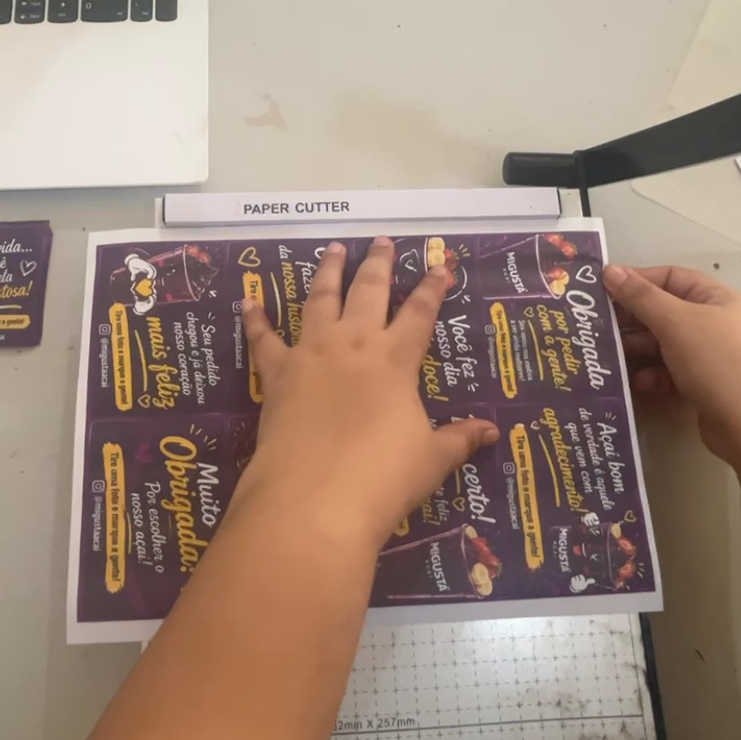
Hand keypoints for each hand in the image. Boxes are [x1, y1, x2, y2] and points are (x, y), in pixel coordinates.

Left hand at [235, 237, 498, 551]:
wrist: (314, 498)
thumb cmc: (381, 479)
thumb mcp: (431, 460)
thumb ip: (460, 439)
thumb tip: (493, 431)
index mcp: (395, 360)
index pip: (420, 313)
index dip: (432, 287)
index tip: (440, 265)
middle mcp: (353, 344)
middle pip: (368, 291)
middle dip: (379, 264)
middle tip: (382, 241)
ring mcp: (312, 354)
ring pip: (320, 299)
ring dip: (328, 271)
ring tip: (333, 248)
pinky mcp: (277, 373)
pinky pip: (263, 339)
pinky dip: (255, 319)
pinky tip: (248, 301)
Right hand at [603, 263, 740, 465]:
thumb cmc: (722, 364)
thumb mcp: (677, 322)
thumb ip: (641, 297)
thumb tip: (609, 269)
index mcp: (720, 300)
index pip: (672, 278)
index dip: (637, 281)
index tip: (601, 289)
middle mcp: (720, 325)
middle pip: (667, 312)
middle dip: (634, 320)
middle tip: (599, 327)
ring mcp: (717, 359)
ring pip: (669, 346)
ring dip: (640, 350)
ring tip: (613, 358)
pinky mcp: (711, 389)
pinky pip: (676, 374)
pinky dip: (656, 376)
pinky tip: (640, 384)